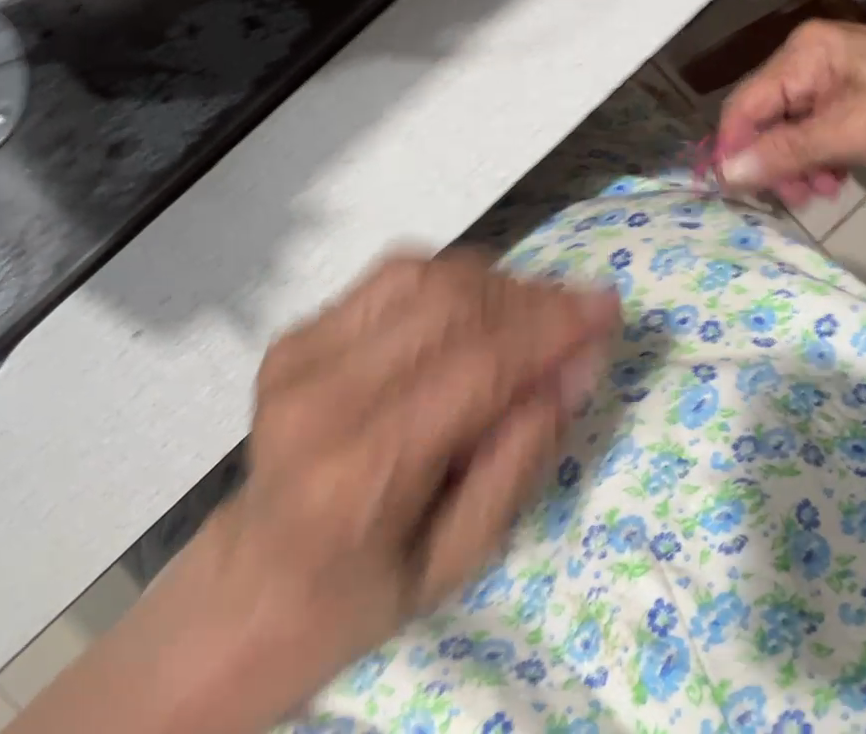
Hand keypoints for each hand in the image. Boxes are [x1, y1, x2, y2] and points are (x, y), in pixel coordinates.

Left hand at [124, 252, 618, 731]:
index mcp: (364, 467)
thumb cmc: (369, 589)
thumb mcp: (463, 556)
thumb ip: (520, 457)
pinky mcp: (293, 336)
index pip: (478, 363)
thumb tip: (575, 363)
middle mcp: (322, 394)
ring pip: (419, 276)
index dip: (551, 326)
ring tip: (532, 311)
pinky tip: (473, 310)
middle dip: (530, 297)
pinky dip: (446, 282)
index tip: (607, 308)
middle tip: (577, 311)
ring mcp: (299, 355)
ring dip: (492, 282)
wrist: (258, 577)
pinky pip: (388, 280)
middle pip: (449, 304)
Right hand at [715, 21, 865, 200]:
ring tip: (819, 191)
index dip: (733, 148)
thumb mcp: (845, 134)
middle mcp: (812, 56)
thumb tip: (724, 175)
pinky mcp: (857, 92)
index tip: (735, 191)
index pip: (745, 104)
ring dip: (796, 164)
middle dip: (773, 160)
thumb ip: (781, 154)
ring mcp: (836, 74)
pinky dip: (819, 156)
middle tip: (791, 198)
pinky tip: (835, 177)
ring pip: (791, 127)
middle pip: (766, 116)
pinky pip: (818, 127)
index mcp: (804, 52)